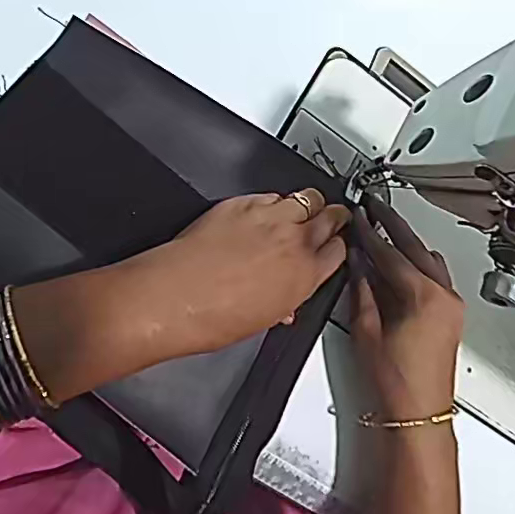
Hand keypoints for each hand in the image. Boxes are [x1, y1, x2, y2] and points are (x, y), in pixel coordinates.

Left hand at [115, 190, 349, 359]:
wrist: (176, 296)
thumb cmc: (214, 316)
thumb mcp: (264, 319)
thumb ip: (284, 301)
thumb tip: (285, 301)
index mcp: (306, 274)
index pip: (338, 250)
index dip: (336, 245)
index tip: (332, 244)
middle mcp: (293, 240)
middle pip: (329, 216)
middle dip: (332, 217)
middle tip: (330, 218)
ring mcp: (268, 217)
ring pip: (304, 197)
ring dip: (306, 203)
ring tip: (302, 207)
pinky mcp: (240, 204)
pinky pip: (267, 195)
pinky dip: (270, 201)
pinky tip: (262, 210)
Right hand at [350, 195, 462, 420]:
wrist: (417, 414)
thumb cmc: (395, 381)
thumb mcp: (366, 331)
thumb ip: (362, 291)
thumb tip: (357, 264)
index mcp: (423, 297)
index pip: (391, 254)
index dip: (370, 234)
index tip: (358, 217)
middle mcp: (443, 297)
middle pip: (414, 249)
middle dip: (392, 225)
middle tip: (375, 206)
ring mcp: (450, 306)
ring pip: (426, 261)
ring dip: (405, 244)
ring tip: (384, 228)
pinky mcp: (449, 316)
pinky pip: (434, 277)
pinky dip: (416, 264)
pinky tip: (401, 263)